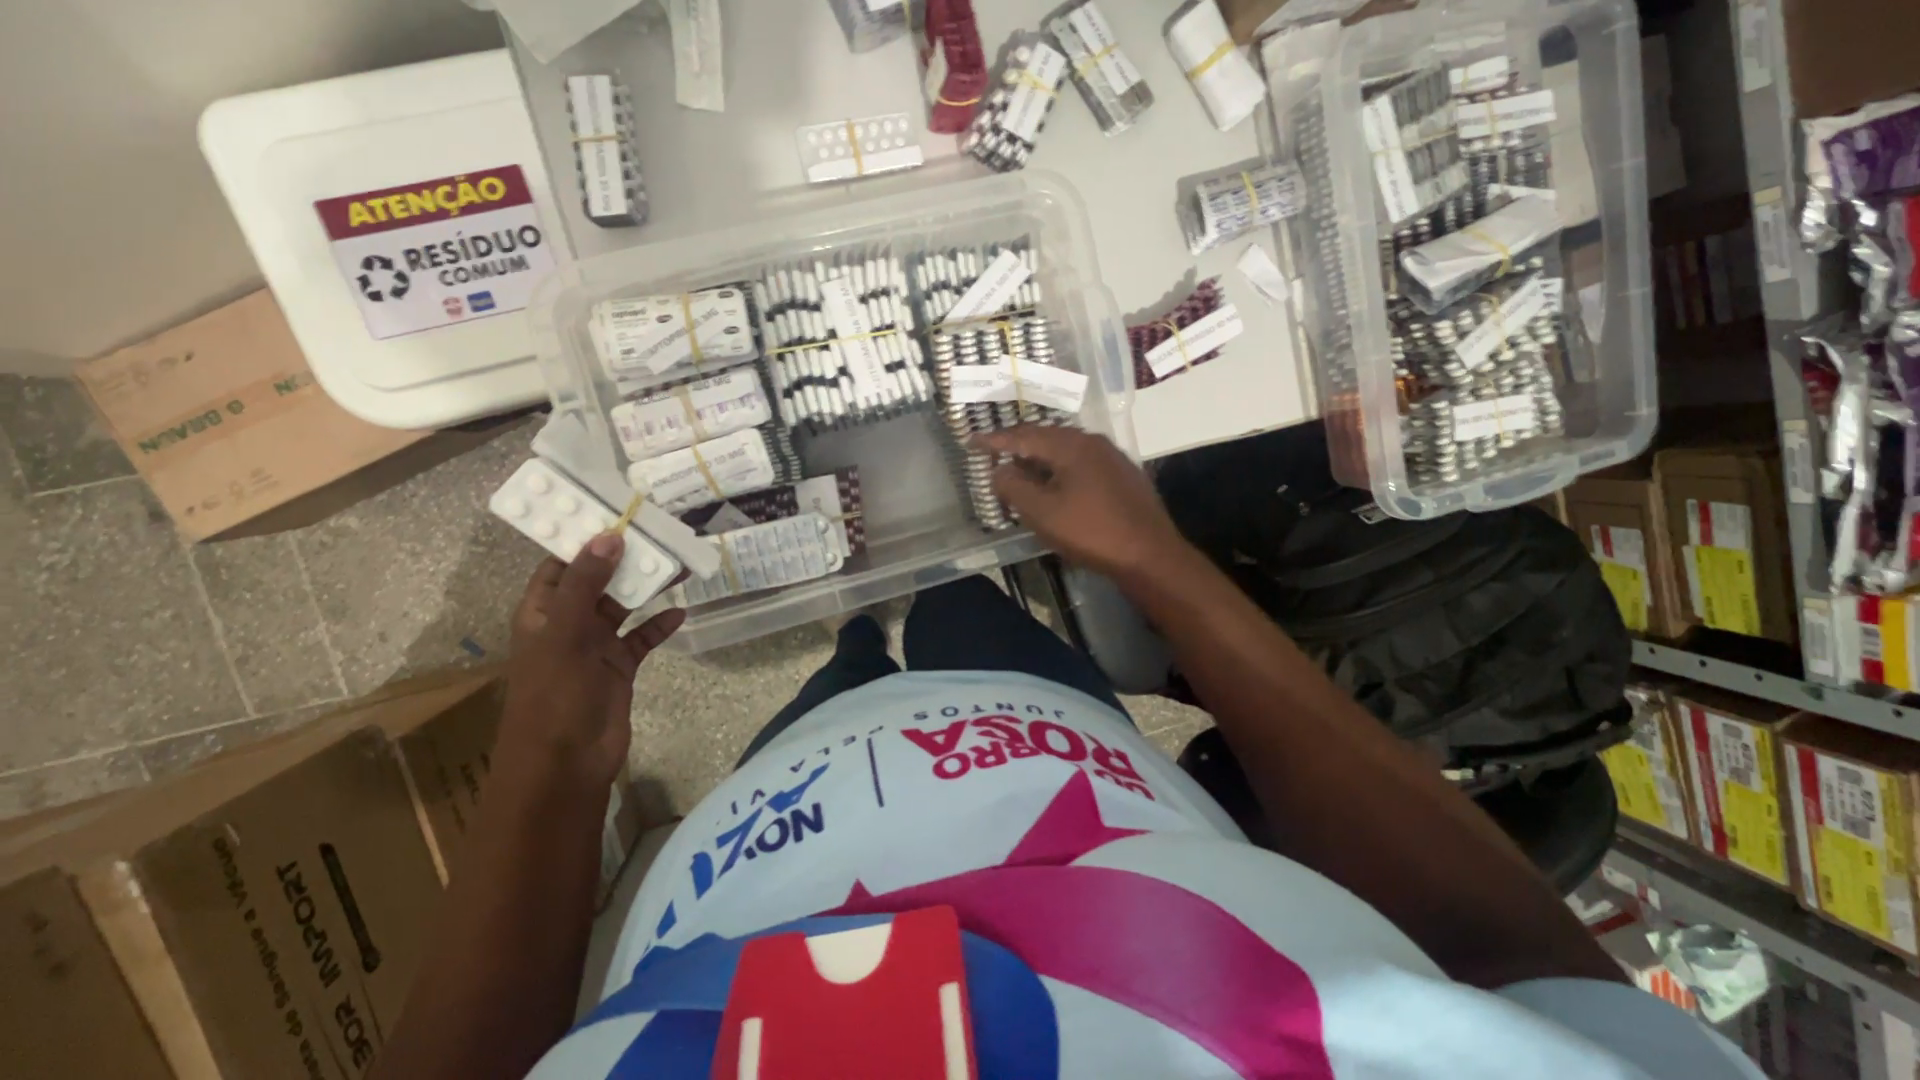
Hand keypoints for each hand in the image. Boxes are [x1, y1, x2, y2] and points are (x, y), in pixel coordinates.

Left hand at [502, 534, 684, 785]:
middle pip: (598, 580)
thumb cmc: (554, 695)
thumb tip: (609, 535)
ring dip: (648, 587)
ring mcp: (594, 646)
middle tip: (662, 531)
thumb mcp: (564, 633)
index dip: (585, 538)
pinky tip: (681, 613)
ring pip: (624, 606)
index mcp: (541, 611)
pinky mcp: (619, 668)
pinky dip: (660, 625)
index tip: (618, 512)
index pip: (560, 563)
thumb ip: (586, 584)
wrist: (565, 763)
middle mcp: (567, 623)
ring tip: (680, 563)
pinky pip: (642, 638)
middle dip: (626, 558)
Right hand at [973, 425, 1189, 578]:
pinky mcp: (1124, 476)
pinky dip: (1061, 468)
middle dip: (1018, 445)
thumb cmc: (1091, 532)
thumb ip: (1014, 487)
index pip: (1023, 436)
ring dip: (1040, 458)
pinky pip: (1082, 462)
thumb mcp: (1042, 513)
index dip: (994, 440)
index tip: (971, 442)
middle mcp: (1092, 442)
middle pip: (1046, 437)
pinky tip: (1056, 484)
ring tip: (1021, 469)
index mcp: (1070, 445)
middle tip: (995, 453)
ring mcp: (1112, 457)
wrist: (1150, 554)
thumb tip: (998, 470)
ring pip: (1066, 449)